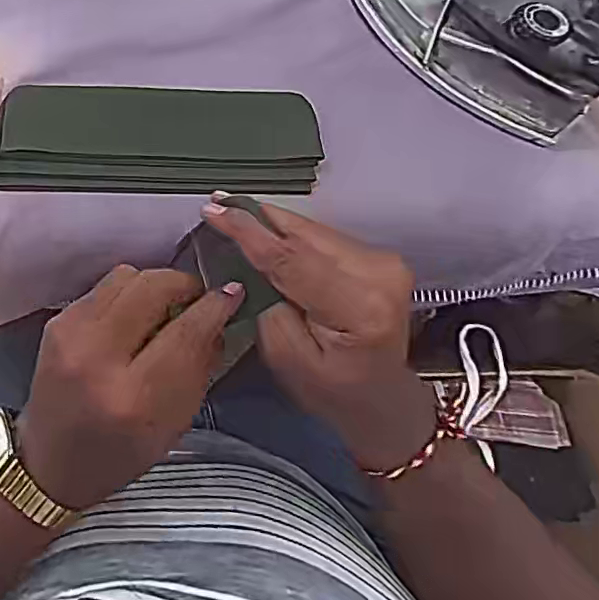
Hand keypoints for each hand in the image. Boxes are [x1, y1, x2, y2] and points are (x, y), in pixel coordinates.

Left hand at [17, 265, 241, 509]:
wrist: (51, 461)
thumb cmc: (121, 452)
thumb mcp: (175, 423)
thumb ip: (201, 364)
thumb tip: (220, 313)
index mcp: (133, 399)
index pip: (186, 332)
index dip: (216, 306)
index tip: (232, 294)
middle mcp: (97, 359)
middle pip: (154, 288)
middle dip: (185, 284)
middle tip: (198, 297)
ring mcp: (70, 335)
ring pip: (128, 276)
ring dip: (154, 285)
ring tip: (163, 308)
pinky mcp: (56, 322)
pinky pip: (105, 286)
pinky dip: (128, 294)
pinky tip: (132, 317)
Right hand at [202, 200, 434, 470]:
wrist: (381, 397)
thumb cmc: (331, 391)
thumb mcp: (286, 356)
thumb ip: (266, 302)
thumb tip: (247, 256)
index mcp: (359, 308)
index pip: (292, 259)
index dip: (249, 232)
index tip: (213, 211)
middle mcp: (380, 274)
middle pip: (304, 235)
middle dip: (257, 219)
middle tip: (216, 203)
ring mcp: (384, 261)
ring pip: (312, 230)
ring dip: (273, 224)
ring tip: (234, 214)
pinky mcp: (379, 256)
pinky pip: (324, 237)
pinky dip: (293, 235)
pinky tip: (267, 232)